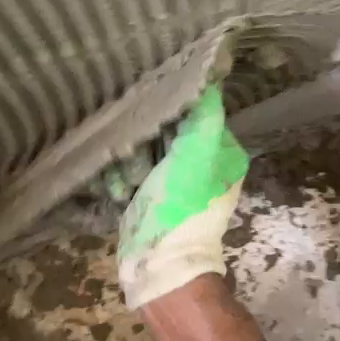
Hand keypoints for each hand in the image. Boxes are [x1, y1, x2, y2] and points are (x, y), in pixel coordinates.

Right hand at [119, 86, 248, 308]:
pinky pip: (130, 173)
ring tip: (126, 178)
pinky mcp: (150, 198)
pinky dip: (119, 178)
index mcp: (223, 152)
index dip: (171, 107)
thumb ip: (205, 115)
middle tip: (132, 148)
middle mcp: (202, 164)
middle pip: (165, 129)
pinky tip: (117, 190)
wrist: (158, 266)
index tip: (148, 106)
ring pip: (143, 150)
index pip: (196, 110)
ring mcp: (175, 183)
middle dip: (143, 137)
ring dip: (127, 160)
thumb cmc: (180, 208)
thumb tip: (210, 74)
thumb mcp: (196, 155)